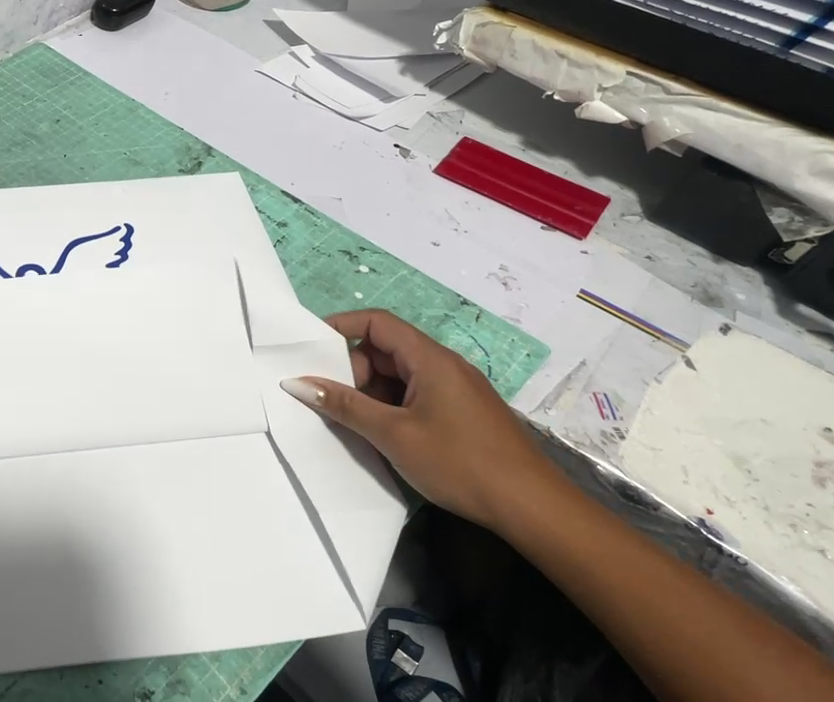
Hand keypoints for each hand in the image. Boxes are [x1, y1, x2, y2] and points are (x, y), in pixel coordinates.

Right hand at [280, 309, 559, 531]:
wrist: (535, 510)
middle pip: (386, 349)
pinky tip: (385, 435)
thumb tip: (297, 383)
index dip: (340, 327)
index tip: (309, 347)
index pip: (377, 323)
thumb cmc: (461, 463)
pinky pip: (416, 395)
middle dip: (353, 369)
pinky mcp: (463, 413)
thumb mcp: (393, 435)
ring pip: (399, 375)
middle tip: (333, 399)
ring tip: (356, 422)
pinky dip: (391, 406)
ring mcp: (457, 390)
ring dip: (371, 392)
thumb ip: (343, 405)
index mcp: (431, 360)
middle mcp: (445, 366)